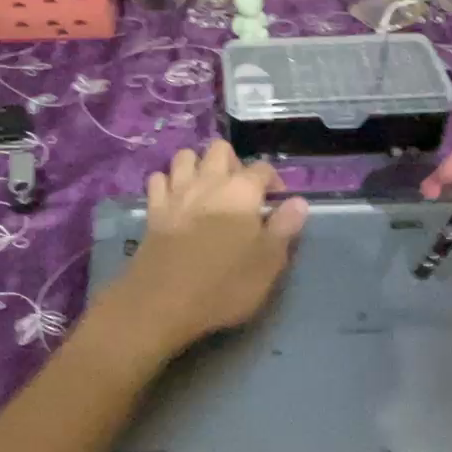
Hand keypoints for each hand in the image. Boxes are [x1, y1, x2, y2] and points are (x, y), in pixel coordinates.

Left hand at [98, 140, 308, 354]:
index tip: (276, 202)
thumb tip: (298, 202)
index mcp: (242, 191)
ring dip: (198, 166)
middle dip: (233, 163)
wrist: (163, 301)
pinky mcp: (153, 209)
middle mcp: (208, 181)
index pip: (262, 168)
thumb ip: (284, 228)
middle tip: (240, 192)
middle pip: (220, 150)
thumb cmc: (224, 285)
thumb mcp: (268, 263)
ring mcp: (176, 192)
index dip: (272, 181)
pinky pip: (158, 180)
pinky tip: (176, 199)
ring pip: (185, 156)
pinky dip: (168, 183)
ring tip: (207, 190)